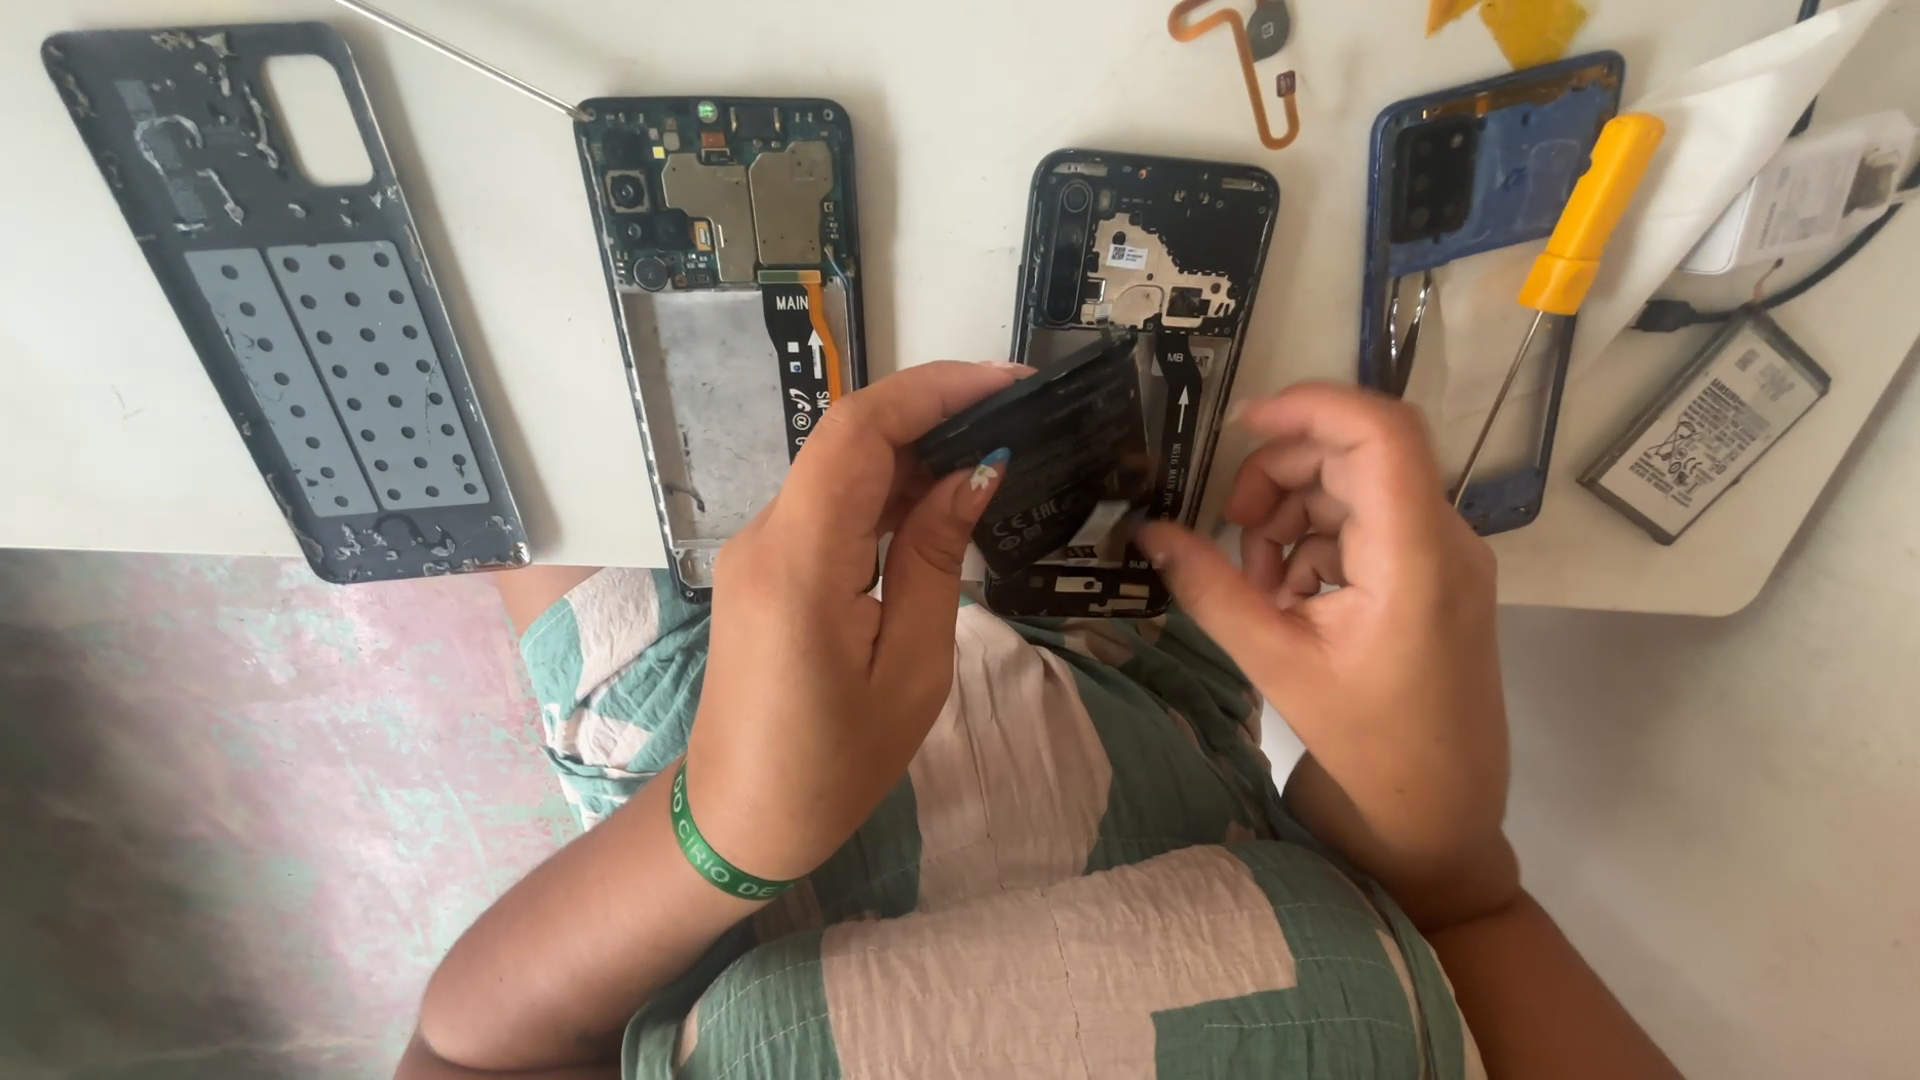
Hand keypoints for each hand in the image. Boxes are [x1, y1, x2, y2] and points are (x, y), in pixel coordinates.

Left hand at [685, 362, 1017, 881]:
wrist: (741, 817)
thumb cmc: (835, 763)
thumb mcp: (911, 667)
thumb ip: (937, 558)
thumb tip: (974, 473)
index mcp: (801, 561)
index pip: (859, 432)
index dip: (934, 390)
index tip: (1008, 384)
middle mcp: (768, 535)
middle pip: (848, 438)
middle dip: (934, 412)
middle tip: (1015, 417)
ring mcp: (760, 546)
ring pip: (840, 467)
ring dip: (914, 451)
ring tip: (991, 454)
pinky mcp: (767, 563)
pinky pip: (831, 504)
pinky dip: (886, 490)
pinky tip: (938, 502)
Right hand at [1136, 382, 1513, 926]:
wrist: (1435, 812)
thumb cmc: (1365, 743)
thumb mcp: (1272, 660)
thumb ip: (1208, 586)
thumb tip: (1145, 532)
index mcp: (1414, 555)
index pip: (1380, 431)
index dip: (1309, 405)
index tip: (1239, 424)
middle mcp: (1442, 538)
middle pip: (1351, 454)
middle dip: (1276, 476)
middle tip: (1228, 530)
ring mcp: (1441, 554)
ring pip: (1351, 486)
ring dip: (1287, 513)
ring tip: (1256, 579)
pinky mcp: (1429, 573)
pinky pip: (1361, 522)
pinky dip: (1310, 539)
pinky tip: (1285, 593)